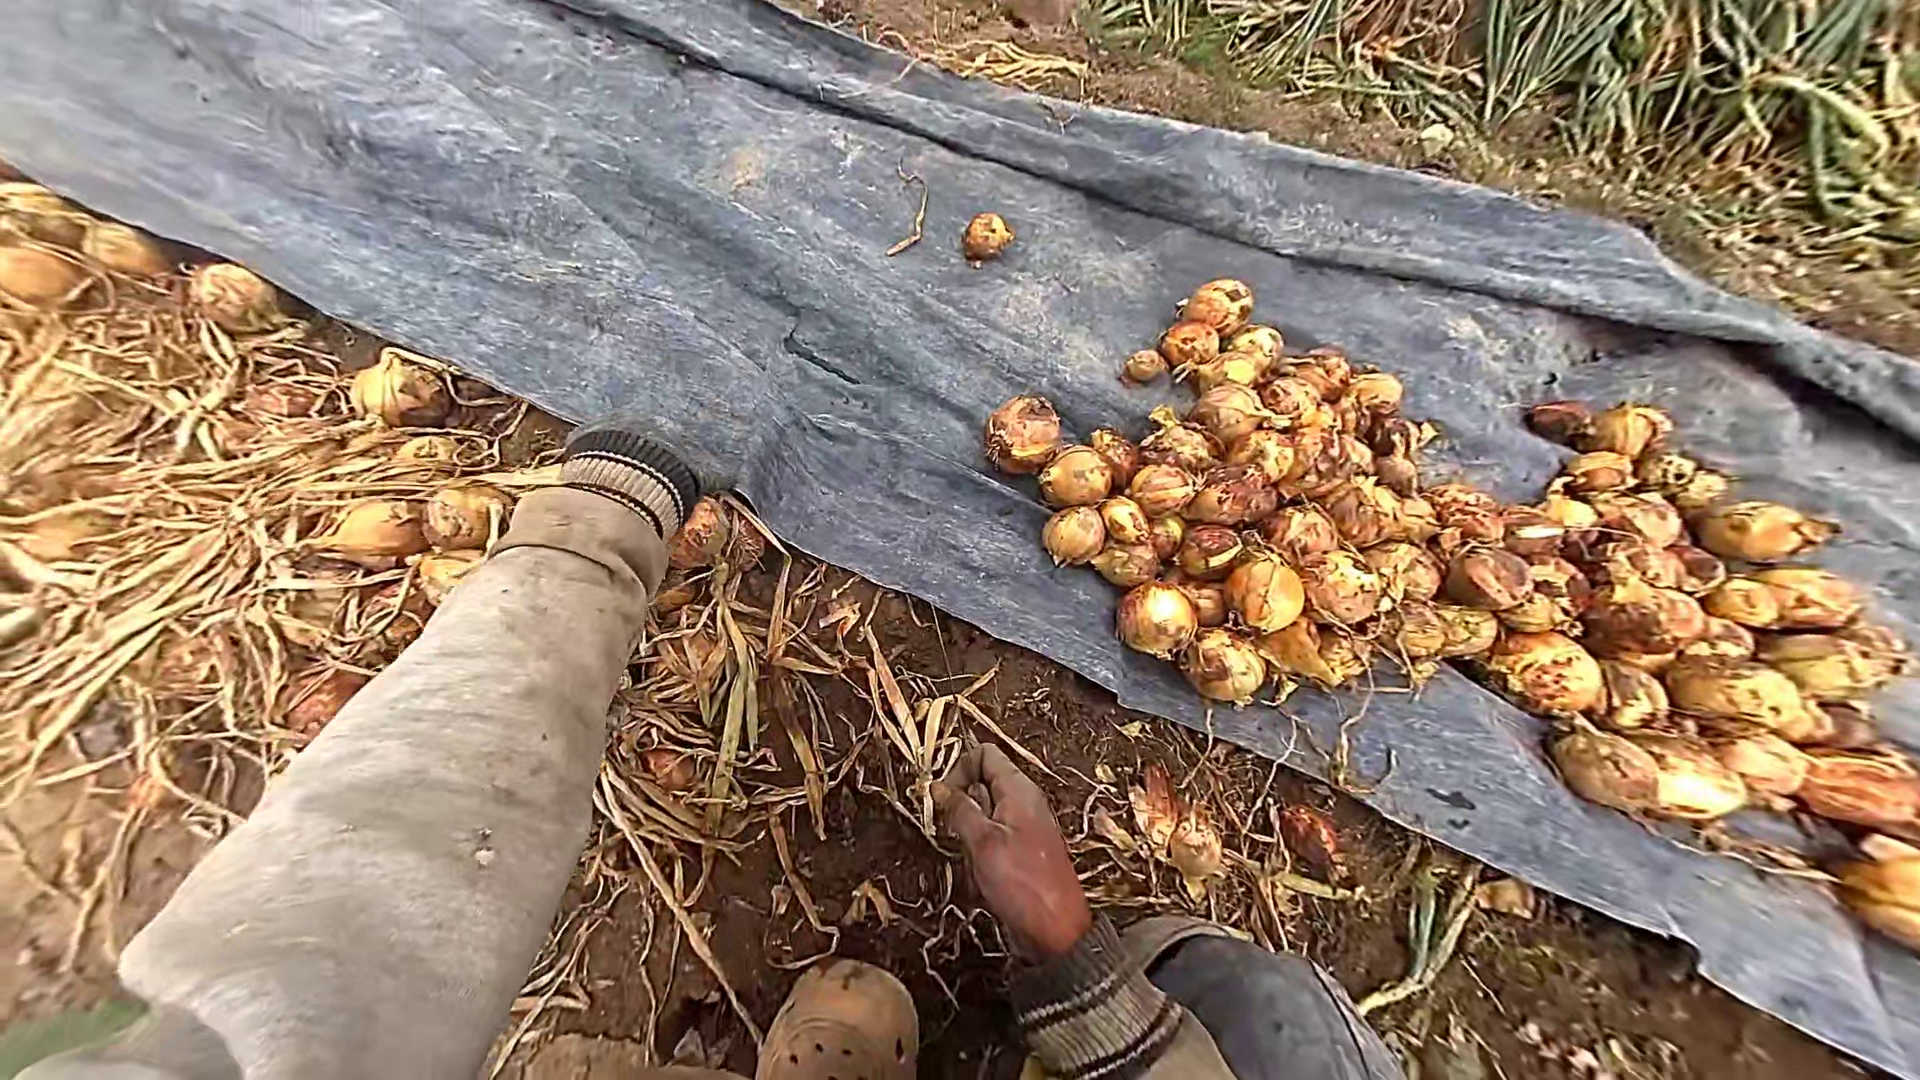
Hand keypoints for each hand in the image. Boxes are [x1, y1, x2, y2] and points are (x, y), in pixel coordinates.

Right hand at [933, 744, 1091, 959]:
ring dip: (969, 835)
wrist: (1058, 933)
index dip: (960, 768)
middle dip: (962, 806)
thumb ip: (960, 810)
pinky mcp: (1021, 850)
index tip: (944, 797)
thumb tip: (938, 786)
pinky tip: (981, 877)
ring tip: (973, 861)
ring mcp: (1023, 825)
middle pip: (981, 783)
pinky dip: (979, 852)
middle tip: (956, 834)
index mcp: (1019, 789)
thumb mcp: (983, 842)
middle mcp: (1023, 801)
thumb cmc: (1022, 882)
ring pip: (983, 814)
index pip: (985, 754)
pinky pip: (991, 838)